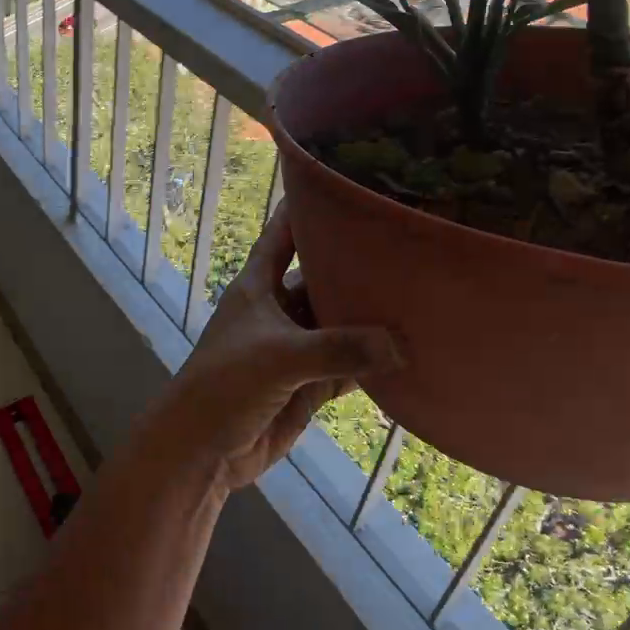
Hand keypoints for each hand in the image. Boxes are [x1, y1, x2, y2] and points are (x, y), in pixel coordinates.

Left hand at [143, 208, 399, 493]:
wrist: (203, 449)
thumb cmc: (225, 385)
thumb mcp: (279, 359)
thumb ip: (336, 350)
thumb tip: (400, 343)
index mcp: (258, 286)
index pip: (282, 235)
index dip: (305, 209)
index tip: (339, 180)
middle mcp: (279, 309)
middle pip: (322, 278)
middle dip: (357, 267)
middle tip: (412, 246)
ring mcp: (296, 347)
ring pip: (340, 323)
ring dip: (372, 317)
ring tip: (426, 296)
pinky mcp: (309, 383)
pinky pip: (349, 365)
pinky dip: (375, 362)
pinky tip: (413, 353)